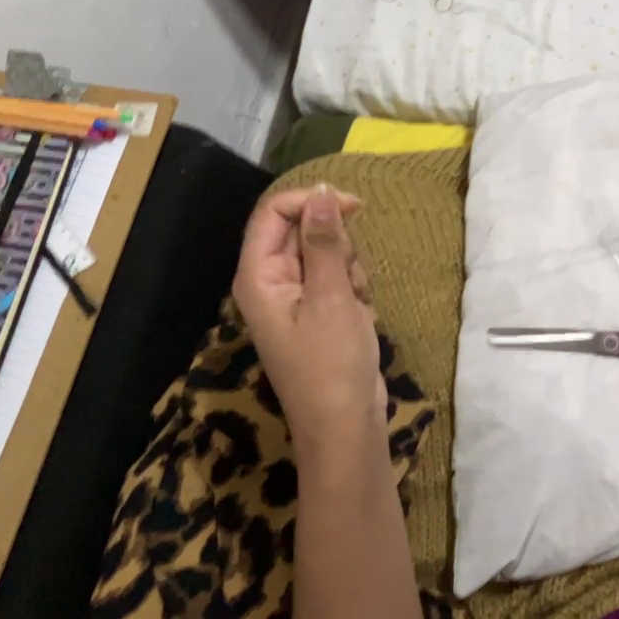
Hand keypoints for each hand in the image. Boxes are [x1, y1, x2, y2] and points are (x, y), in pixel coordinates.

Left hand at [232, 184, 387, 462]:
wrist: (346, 426)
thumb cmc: (331, 364)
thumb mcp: (330, 296)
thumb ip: (324, 241)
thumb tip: (321, 192)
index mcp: (259, 275)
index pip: (275, 212)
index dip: (312, 201)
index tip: (354, 207)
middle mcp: (272, 280)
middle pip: (304, 229)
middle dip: (337, 246)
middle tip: (347, 280)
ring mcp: (296, 296)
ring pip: (327, 251)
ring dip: (349, 268)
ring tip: (353, 306)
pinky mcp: (318, 309)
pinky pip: (338, 275)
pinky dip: (354, 288)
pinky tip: (359, 316)